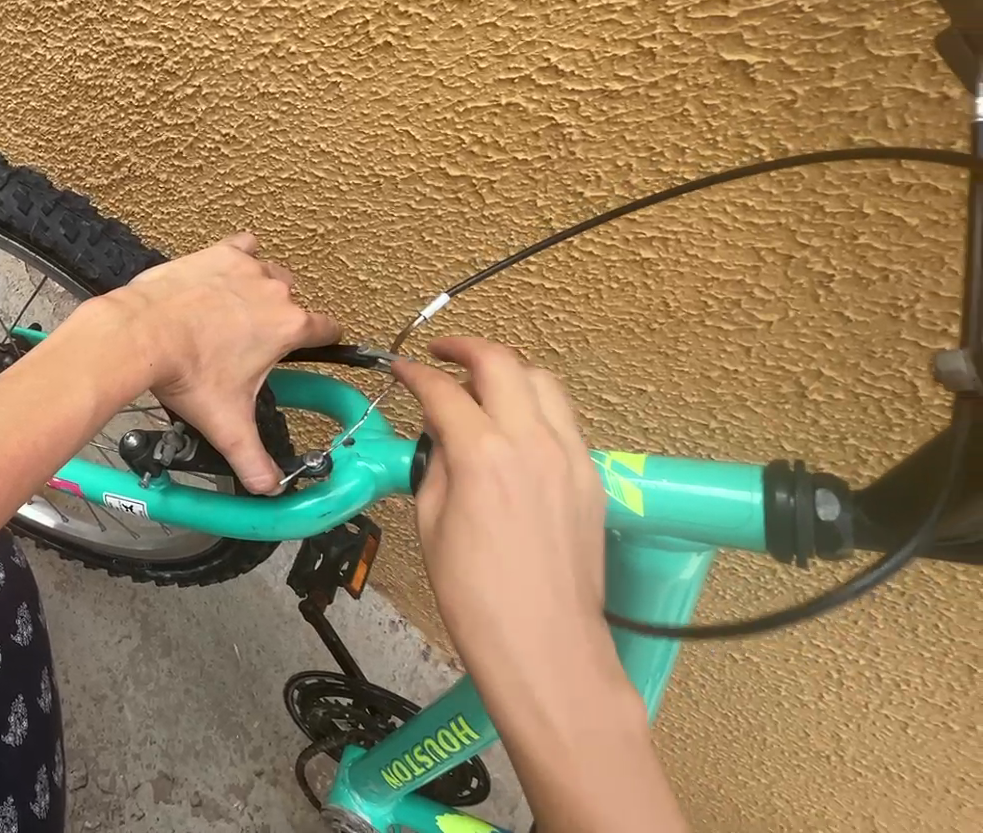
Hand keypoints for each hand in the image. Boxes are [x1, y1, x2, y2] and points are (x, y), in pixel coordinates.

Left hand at [89, 233, 338, 493]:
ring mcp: (244, 268)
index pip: (328, 329)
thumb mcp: (227, 424)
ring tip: (234, 311)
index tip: (315, 347)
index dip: (325, 340)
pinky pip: (242, 245)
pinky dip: (239, 255)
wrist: (141, 335)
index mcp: (288, 328)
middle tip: (250, 342)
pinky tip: (227, 269)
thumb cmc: (186, 374)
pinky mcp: (215, 254)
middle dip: (278, 319)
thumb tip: (269, 489)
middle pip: (293, 301)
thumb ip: (254, 460)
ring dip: (259, 289)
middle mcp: (274, 291)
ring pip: (268, 273)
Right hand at [393, 338, 608, 670]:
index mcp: (483, 455)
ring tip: (479, 383)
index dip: (414, 374)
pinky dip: (534, 405)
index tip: (398, 369)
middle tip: (439, 354)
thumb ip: (436, 462)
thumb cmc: (471, 589)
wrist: (543, 641)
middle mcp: (533, 443)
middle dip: (465, 348)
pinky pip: (563, 419)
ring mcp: (570, 457)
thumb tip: (440, 434)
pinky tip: (512, 426)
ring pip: (543, 382)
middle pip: (502, 365)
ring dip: (507, 371)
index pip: (443, 391)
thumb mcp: (431, 517)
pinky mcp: (591, 478)